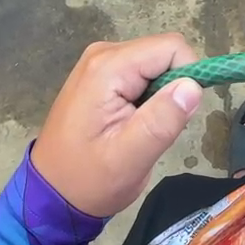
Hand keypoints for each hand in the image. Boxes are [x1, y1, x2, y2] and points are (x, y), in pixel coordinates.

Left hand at [31, 35, 203, 217]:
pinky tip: (132, 123)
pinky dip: (149, 97)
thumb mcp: (129, 158)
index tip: (177, 116)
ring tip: (142, 130)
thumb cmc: (88, 180)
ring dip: (162, 96)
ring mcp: (102, 62)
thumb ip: (162, 120)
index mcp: (108, 67)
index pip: (172, 48)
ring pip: (157, 64)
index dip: (187, 78)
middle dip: (173, 89)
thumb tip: (194, 86)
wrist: (51, 196)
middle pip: (164, 53)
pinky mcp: (103, 73)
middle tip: (155, 129)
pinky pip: (144, 73)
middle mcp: (104, 54)